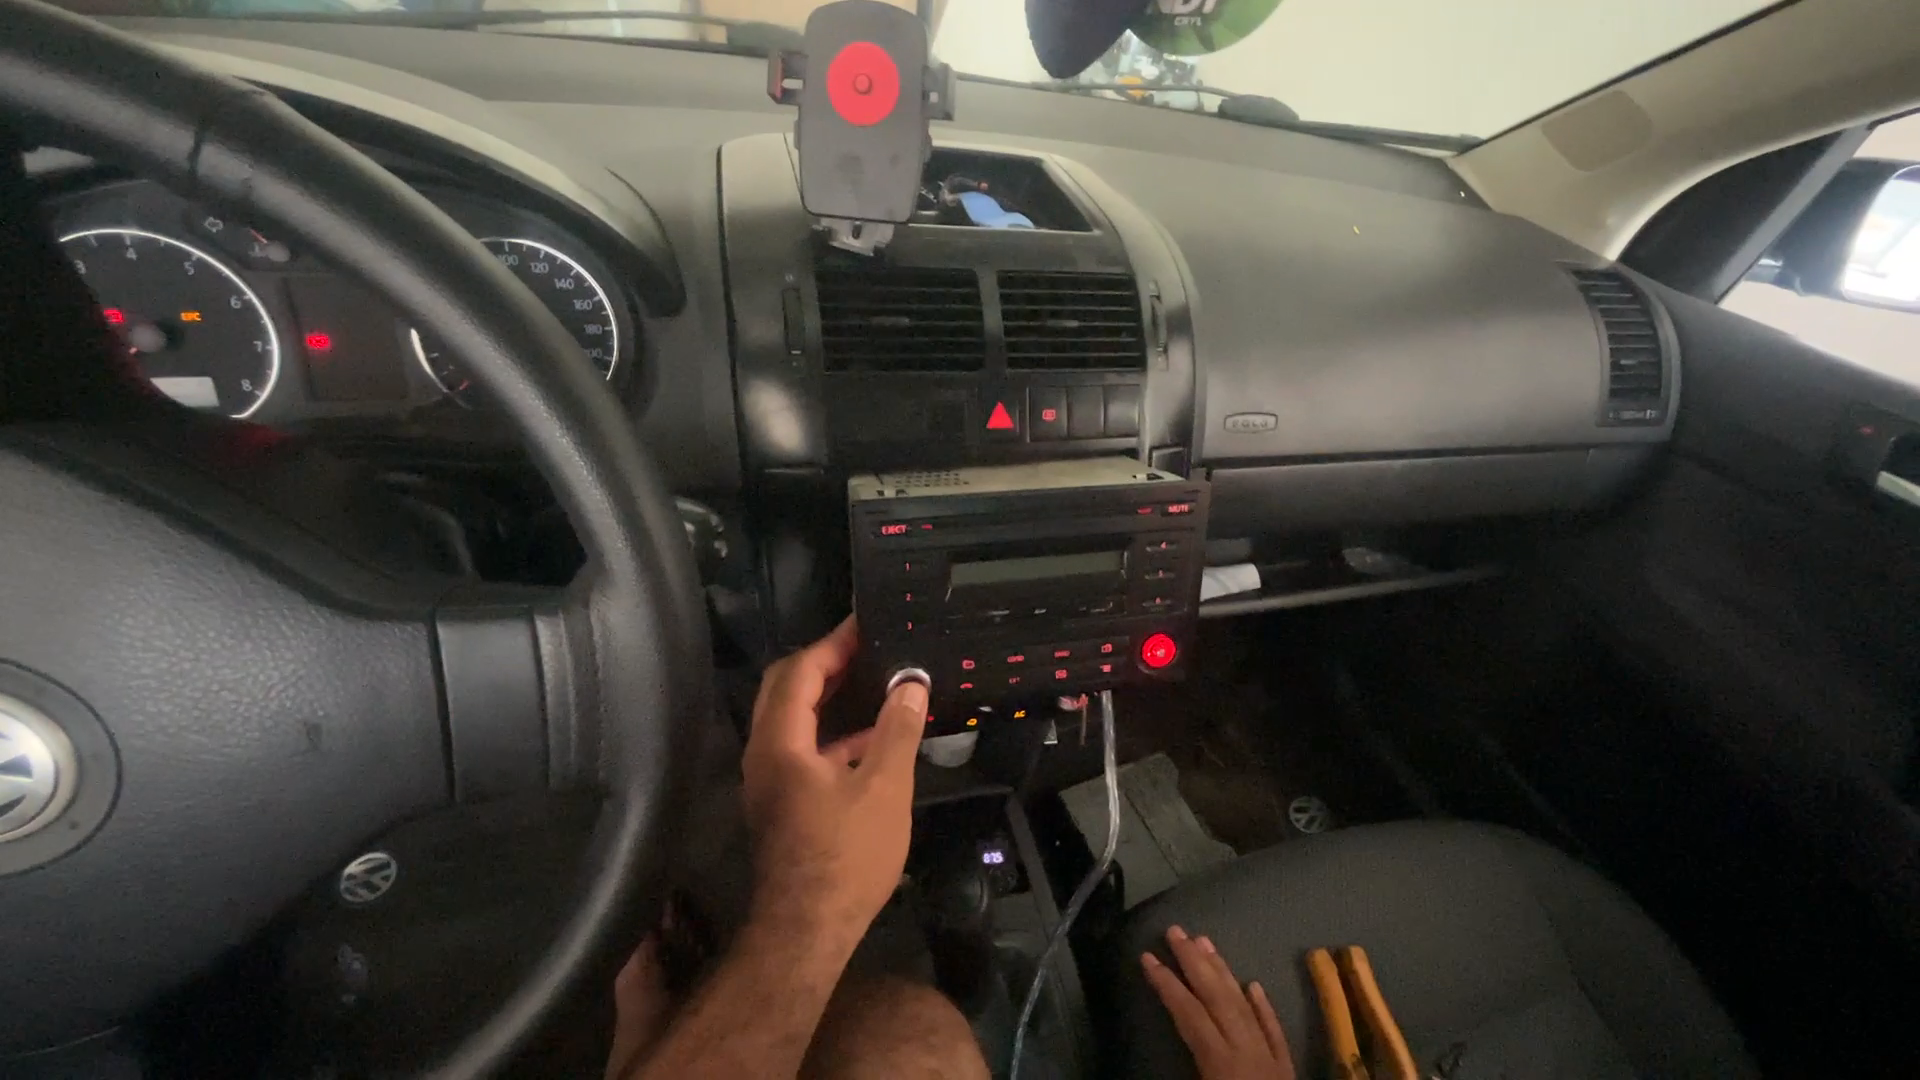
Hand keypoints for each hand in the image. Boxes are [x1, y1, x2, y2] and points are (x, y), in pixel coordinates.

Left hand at [742, 617, 927, 942]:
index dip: (832, 643)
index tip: (865, 625)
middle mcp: (763, 753)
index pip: (800, 672)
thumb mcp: (884, 788)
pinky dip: (829, 730)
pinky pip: (799, 745)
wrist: (806, 932)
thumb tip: (911, 682)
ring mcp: (767, 779)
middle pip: (785, 688)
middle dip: (824, 662)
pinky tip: (868, 738)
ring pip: (790, 718)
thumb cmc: (846, 856)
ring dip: (826, 696)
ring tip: (870, 681)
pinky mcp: (779, 800)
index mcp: (780, 742)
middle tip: (865, 648)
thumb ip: (896, 730)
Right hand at [1142, 926, 1295, 1079]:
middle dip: (1194, 962)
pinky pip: (1277, 1034)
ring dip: (1224, 972)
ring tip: (1205, 942)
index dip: (1166, 984)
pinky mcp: (1290, 1074)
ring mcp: (1272, 1062)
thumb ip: (1180, 1074)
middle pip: (1218, 998)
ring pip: (1245, 1007)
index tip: (1146, 957)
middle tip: (1175, 930)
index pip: (1189, 1014)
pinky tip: (1254, 985)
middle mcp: (1248, 1055)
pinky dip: (1265, 1008)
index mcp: (1222, 1067)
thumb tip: (1149, 1067)